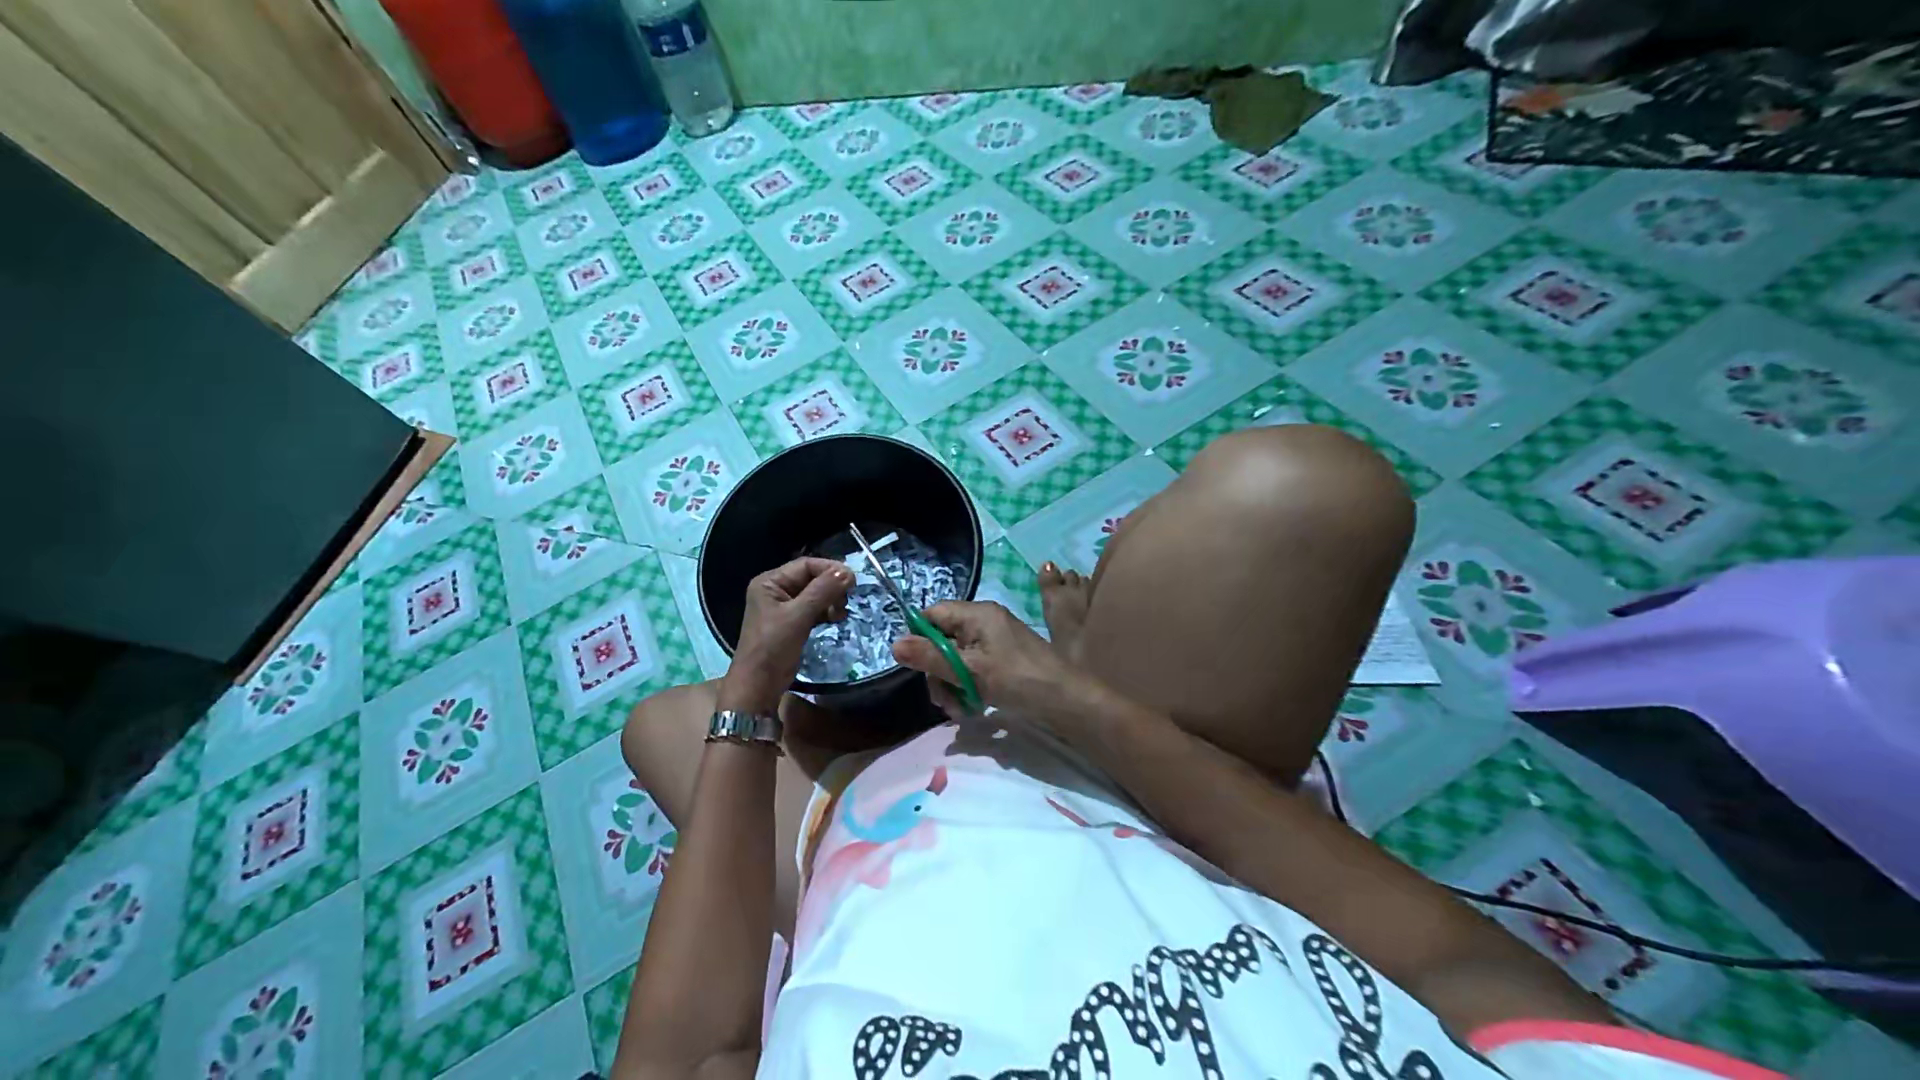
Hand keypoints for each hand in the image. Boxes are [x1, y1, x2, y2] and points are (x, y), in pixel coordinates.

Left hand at [722, 557, 853, 711]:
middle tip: (847, 599)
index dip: (830, 569)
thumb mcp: (798, 616)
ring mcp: (784, 607)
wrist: (758, 686)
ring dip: (831, 600)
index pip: (805, 565)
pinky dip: (827, 612)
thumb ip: (822, 592)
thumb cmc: (772, 647)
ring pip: (815, 594)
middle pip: (811, 578)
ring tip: (841, 613)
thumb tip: (848, 572)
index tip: (853, 580)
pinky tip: (837, 619)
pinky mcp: (792, 623)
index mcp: (770, 582)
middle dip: (831, 587)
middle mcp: (776, 590)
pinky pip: (814, 609)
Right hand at [890, 600, 1088, 719]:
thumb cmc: (1019, 679)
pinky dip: (968, 690)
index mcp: (978, 614)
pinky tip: (972, 710)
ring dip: (951, 686)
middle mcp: (984, 623)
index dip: (919, 637)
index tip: (915, 665)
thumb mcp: (971, 669)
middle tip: (943, 701)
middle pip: (942, 641)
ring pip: (955, 661)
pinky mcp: (1002, 663)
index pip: (934, 614)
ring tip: (960, 711)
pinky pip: (972, 672)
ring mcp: (994, 643)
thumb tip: (893, 645)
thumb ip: (931, 657)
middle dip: (937, 672)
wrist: (1066, 702)